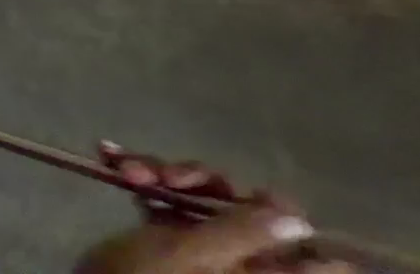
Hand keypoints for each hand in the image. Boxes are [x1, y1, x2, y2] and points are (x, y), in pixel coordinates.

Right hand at [79, 144, 349, 273]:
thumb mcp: (192, 255)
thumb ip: (242, 233)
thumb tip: (298, 219)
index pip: (310, 251)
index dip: (282, 214)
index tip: (248, 194)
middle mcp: (243, 262)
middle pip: (244, 209)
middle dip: (197, 181)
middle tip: (163, 176)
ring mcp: (205, 249)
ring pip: (199, 197)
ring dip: (159, 172)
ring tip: (124, 168)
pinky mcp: (169, 237)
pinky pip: (165, 199)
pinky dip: (141, 177)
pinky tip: (110, 158)